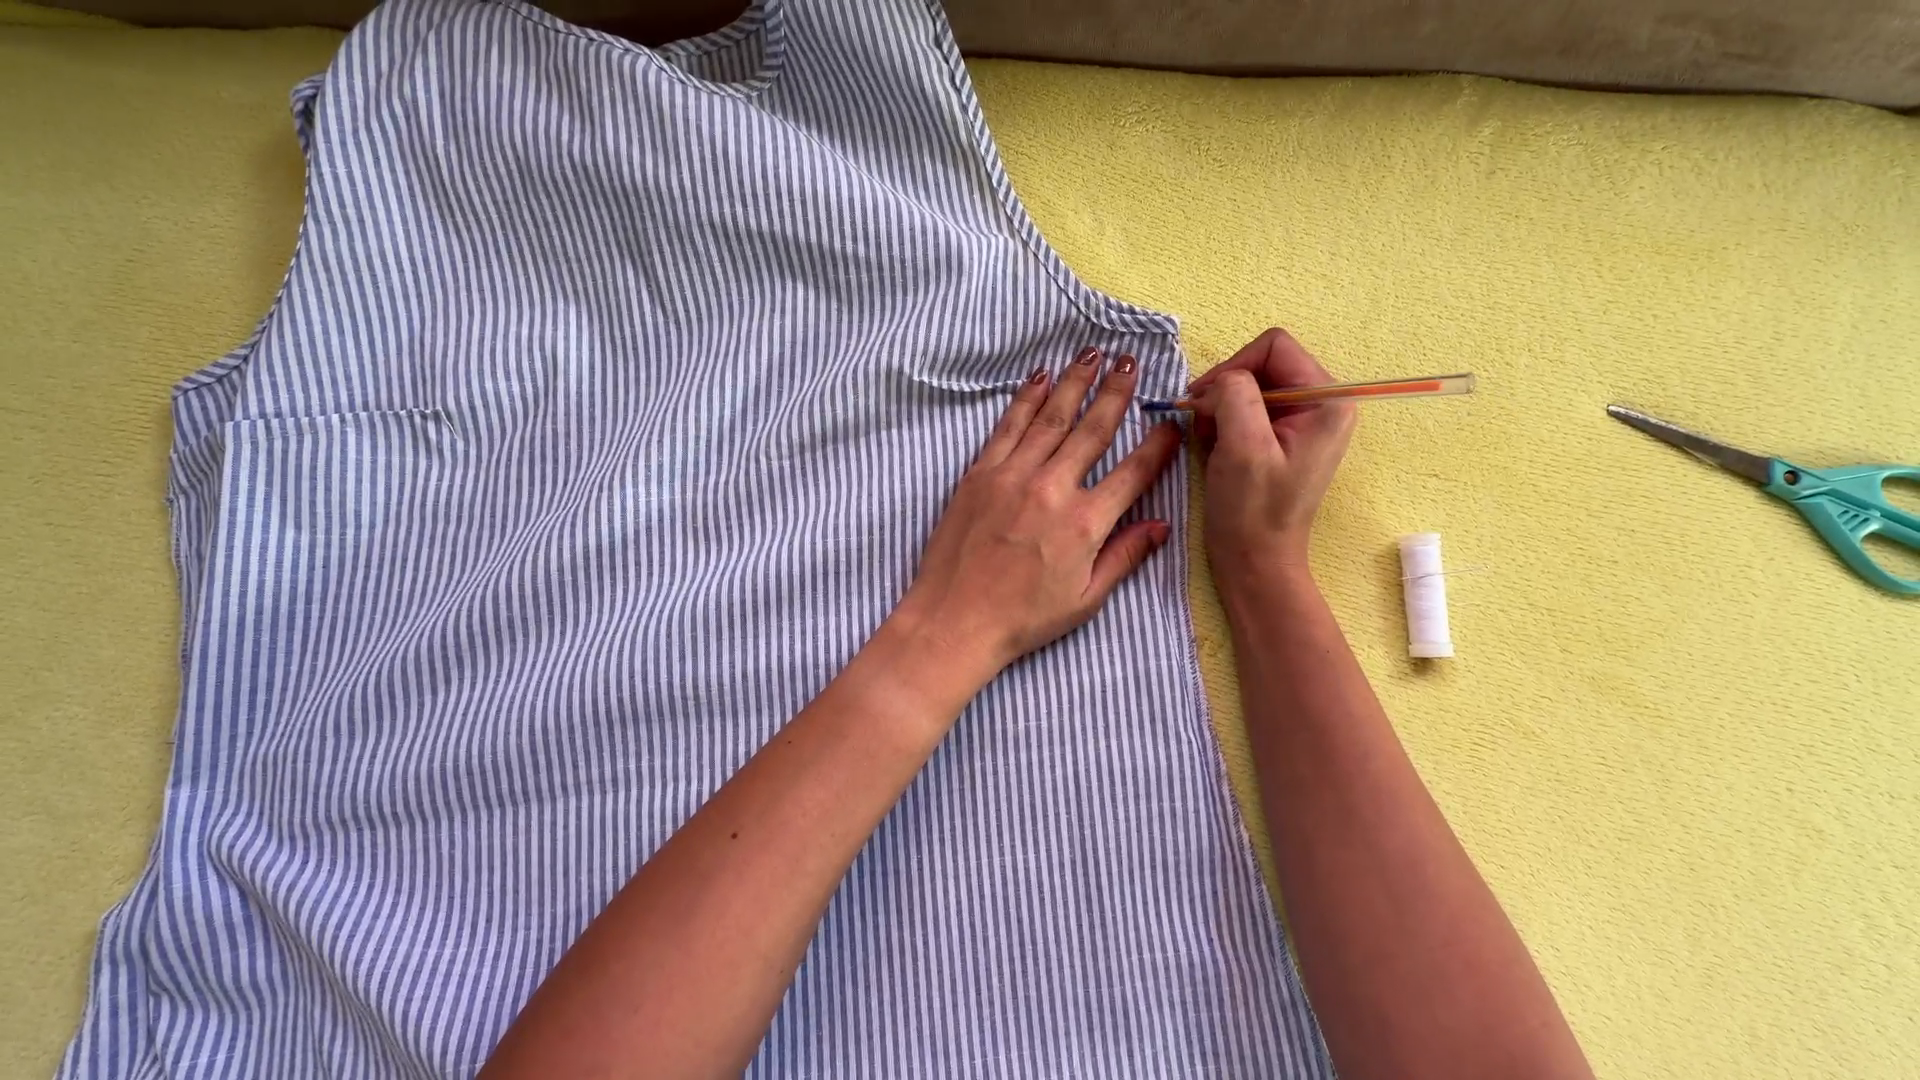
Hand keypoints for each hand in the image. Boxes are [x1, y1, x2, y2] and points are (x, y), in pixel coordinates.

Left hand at [893, 347, 1183, 675]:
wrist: (956, 620)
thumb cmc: (1023, 618)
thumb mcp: (1086, 599)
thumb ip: (1125, 556)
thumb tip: (1163, 526)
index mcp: (1085, 523)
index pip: (1133, 473)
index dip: (1157, 445)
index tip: (1171, 422)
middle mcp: (1053, 489)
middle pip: (1092, 430)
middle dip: (1116, 393)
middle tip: (1131, 362)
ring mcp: (1013, 476)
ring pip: (1051, 418)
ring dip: (1074, 382)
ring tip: (1092, 353)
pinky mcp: (980, 474)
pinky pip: (1008, 427)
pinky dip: (1025, 399)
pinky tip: (1040, 377)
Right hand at [1189, 328, 1356, 579]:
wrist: (1254, 560)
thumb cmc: (1253, 510)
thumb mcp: (1242, 446)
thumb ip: (1235, 395)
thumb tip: (1219, 380)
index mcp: (1327, 401)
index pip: (1274, 347)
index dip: (1234, 367)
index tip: (1204, 401)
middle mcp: (1321, 403)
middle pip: (1261, 364)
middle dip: (1225, 389)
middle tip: (1200, 422)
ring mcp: (1300, 421)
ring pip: (1248, 385)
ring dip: (1220, 407)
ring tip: (1209, 439)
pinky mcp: (1280, 437)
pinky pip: (1245, 408)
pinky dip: (1222, 421)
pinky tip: (1214, 447)